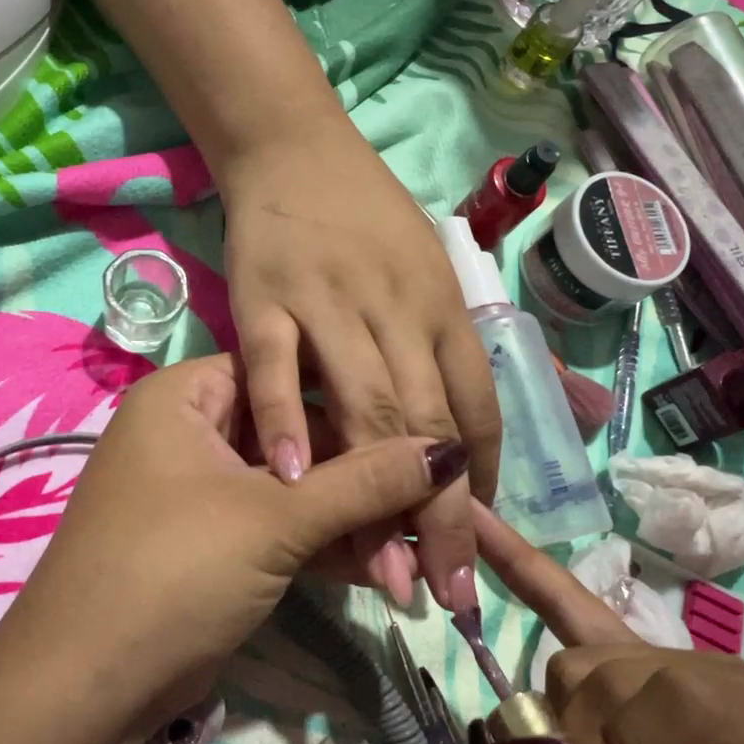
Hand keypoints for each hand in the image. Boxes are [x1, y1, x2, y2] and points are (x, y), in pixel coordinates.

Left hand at [1, 355, 470, 725]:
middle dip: (367, 489)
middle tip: (436, 521)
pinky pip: (284, 529)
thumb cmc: (174, 570)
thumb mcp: (273, 518)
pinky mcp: (217, 543)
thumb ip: (365, 479)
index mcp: (189, 395)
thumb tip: (449, 447)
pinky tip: (386, 575)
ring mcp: (205, 491)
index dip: (361, 403)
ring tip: (419, 567)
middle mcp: (195, 431)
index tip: (428, 432)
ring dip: (356, 528)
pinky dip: (327, 550)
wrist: (87, 688)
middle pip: (302, 440)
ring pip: (299, 491)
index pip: (292, 375)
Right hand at [217, 124, 501, 610]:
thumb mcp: (430, 269)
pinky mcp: (265, 297)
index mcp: (443, 305)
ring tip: (382, 573)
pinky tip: (290, 480)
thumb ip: (449, 346)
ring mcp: (330, 302)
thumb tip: (467, 434)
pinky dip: (284, 421)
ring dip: (375, 492)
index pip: (475, 407)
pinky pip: (278, 366)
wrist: (293, 148)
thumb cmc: (366, 218)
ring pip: (363, 404)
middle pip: (427, 422)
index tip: (473, 547)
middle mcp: (397, 308)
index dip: (478, 484)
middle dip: (440, 517)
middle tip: (446, 595)